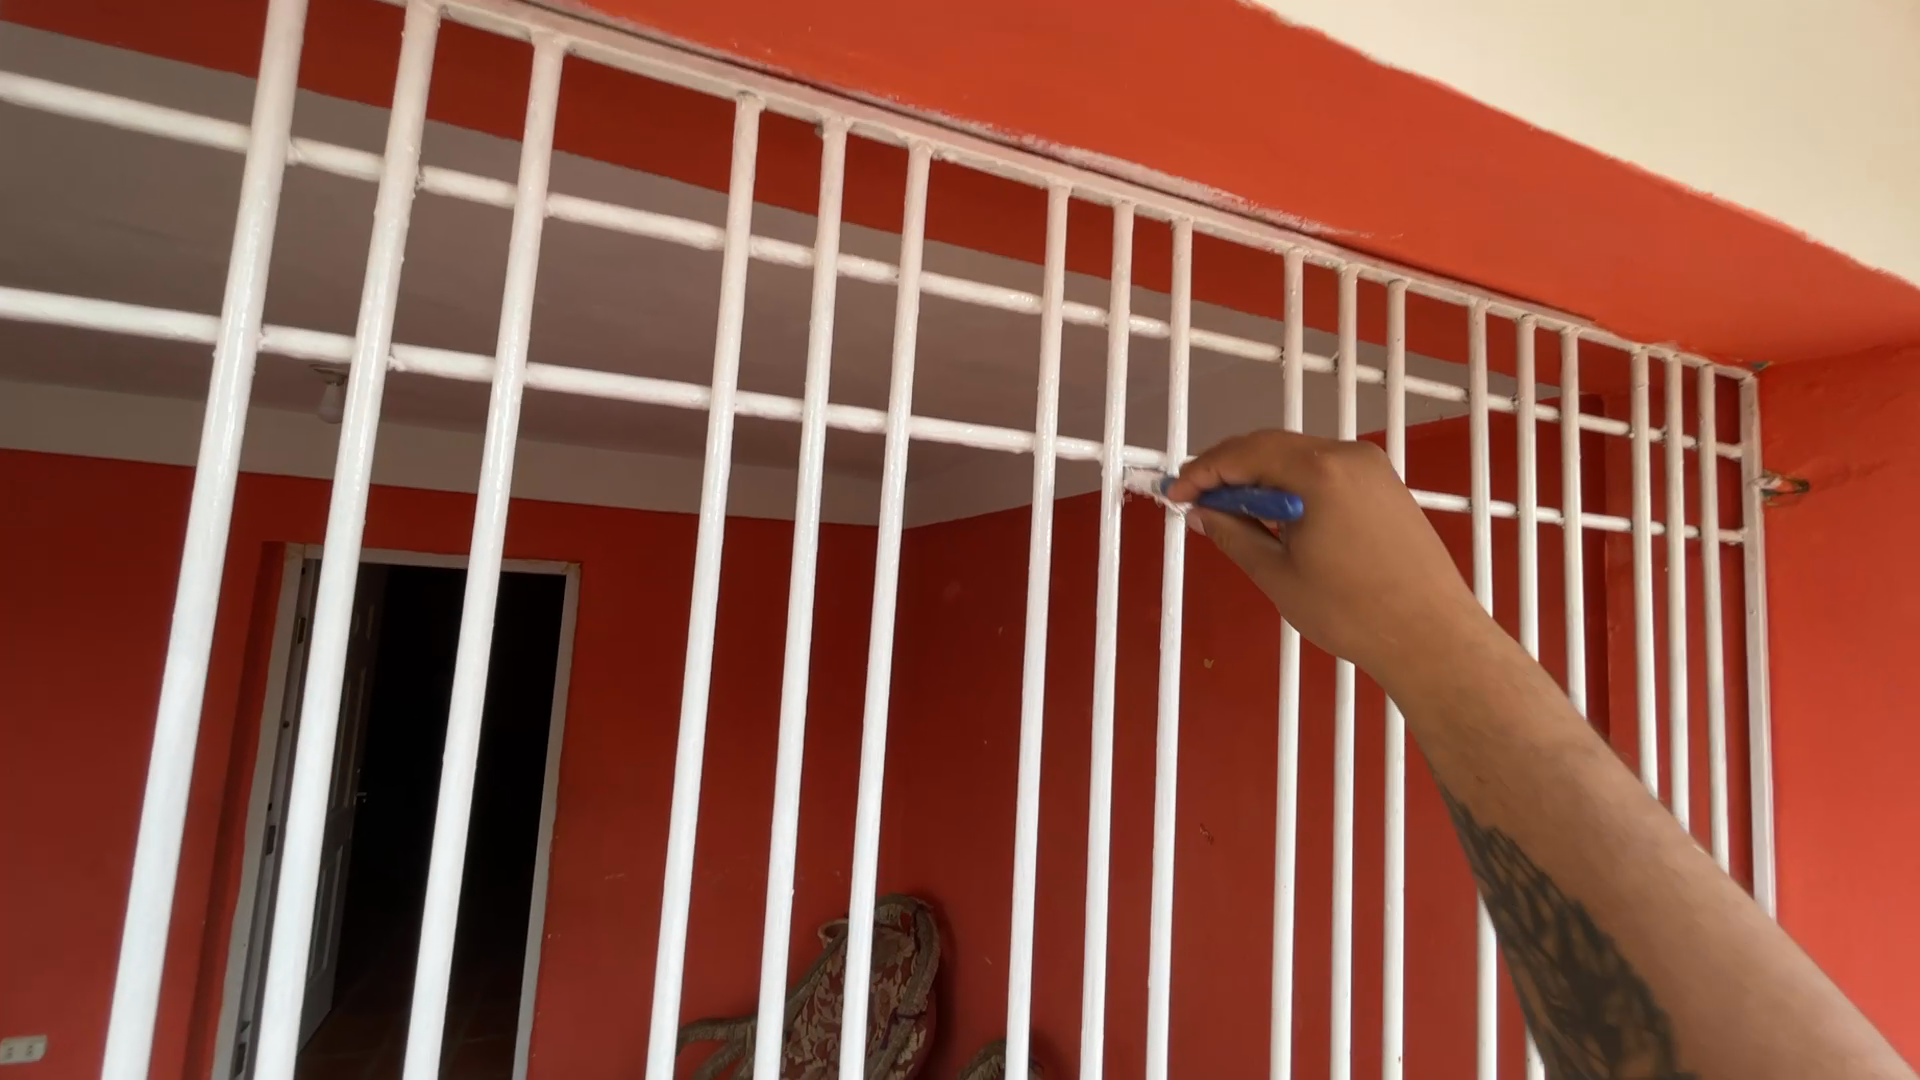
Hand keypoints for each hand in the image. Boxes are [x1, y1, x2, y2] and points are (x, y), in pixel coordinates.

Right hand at [1167, 430, 1494, 689]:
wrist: (1432, 637)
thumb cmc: (1349, 611)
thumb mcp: (1276, 574)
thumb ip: (1233, 534)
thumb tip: (1201, 513)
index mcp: (1319, 472)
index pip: (1244, 454)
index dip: (1202, 473)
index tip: (1175, 495)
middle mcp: (1347, 455)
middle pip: (1270, 446)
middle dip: (1226, 470)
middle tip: (1195, 499)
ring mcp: (1371, 468)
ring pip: (1295, 457)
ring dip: (1256, 477)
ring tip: (1228, 510)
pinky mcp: (1384, 486)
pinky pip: (1321, 471)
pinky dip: (1288, 484)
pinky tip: (1273, 515)